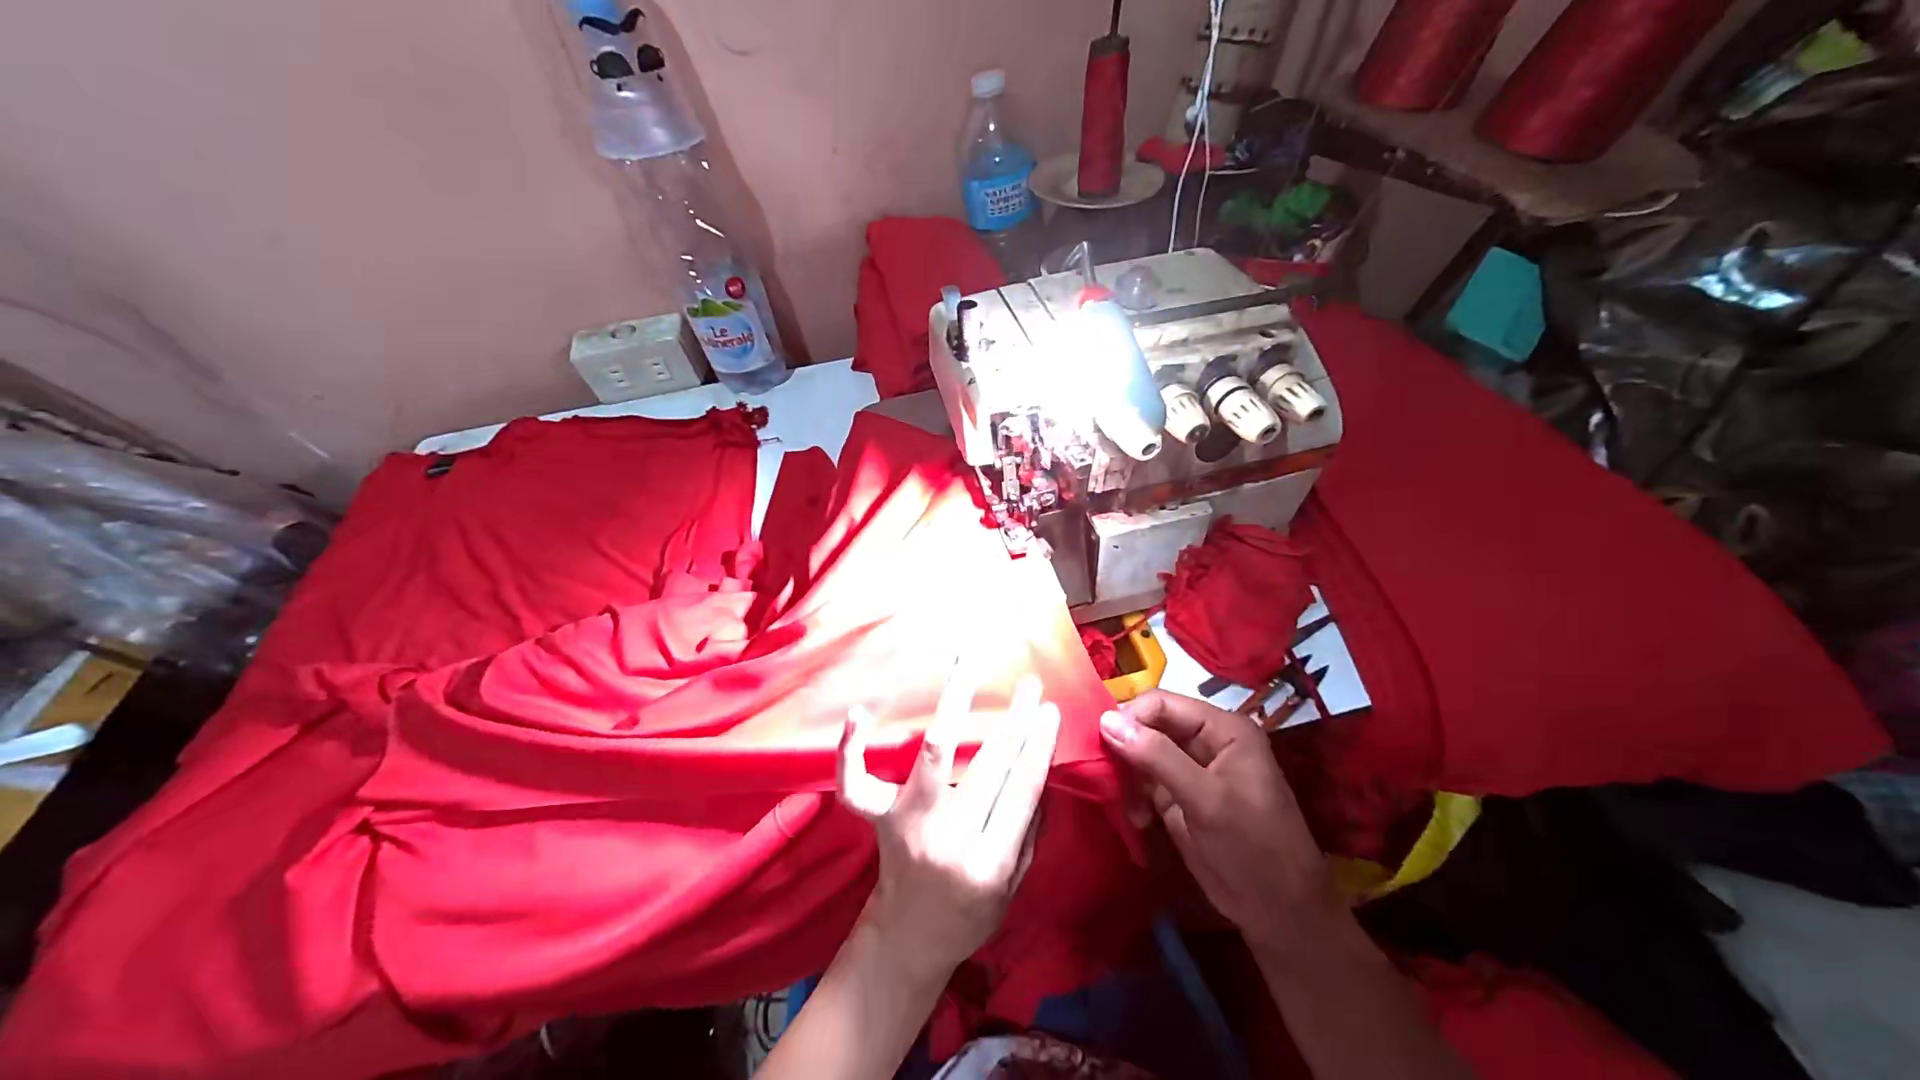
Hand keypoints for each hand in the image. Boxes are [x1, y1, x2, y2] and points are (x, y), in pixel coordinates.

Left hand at [837, 671, 1061, 982]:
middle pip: (989, 767)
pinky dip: (851, 749)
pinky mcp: (878, 819)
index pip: (1023, 790)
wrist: (910, 938)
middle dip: (1015, 721)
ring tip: (967, 667)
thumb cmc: (970, 913)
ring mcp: (908, 824)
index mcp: (989, 862)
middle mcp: (948, 838)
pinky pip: (854, 784)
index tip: (1051, 712)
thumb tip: (1039, 767)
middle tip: (1030, 686)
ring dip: (953, 705)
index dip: (1040, 746)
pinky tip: (859, 713)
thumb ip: (1029, 829)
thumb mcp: (1014, 884)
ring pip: (933, 754)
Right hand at [1099, 691, 1339, 949]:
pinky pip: (1143, 782)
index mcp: (1222, 728)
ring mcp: (1190, 770)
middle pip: (1148, 726)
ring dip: (1126, 775)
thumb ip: (1157, 756)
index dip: (1130, 717)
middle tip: (1102, 771)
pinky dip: (1133, 796)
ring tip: (1123, 802)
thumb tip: (1105, 720)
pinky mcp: (1177, 797)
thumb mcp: (1206, 799)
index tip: (1099, 741)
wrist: (1279, 911)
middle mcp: (1205, 741)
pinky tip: (1136, 818)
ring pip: (1141, 754)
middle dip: (1124, 746)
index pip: (1162, 704)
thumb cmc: (1252, 846)